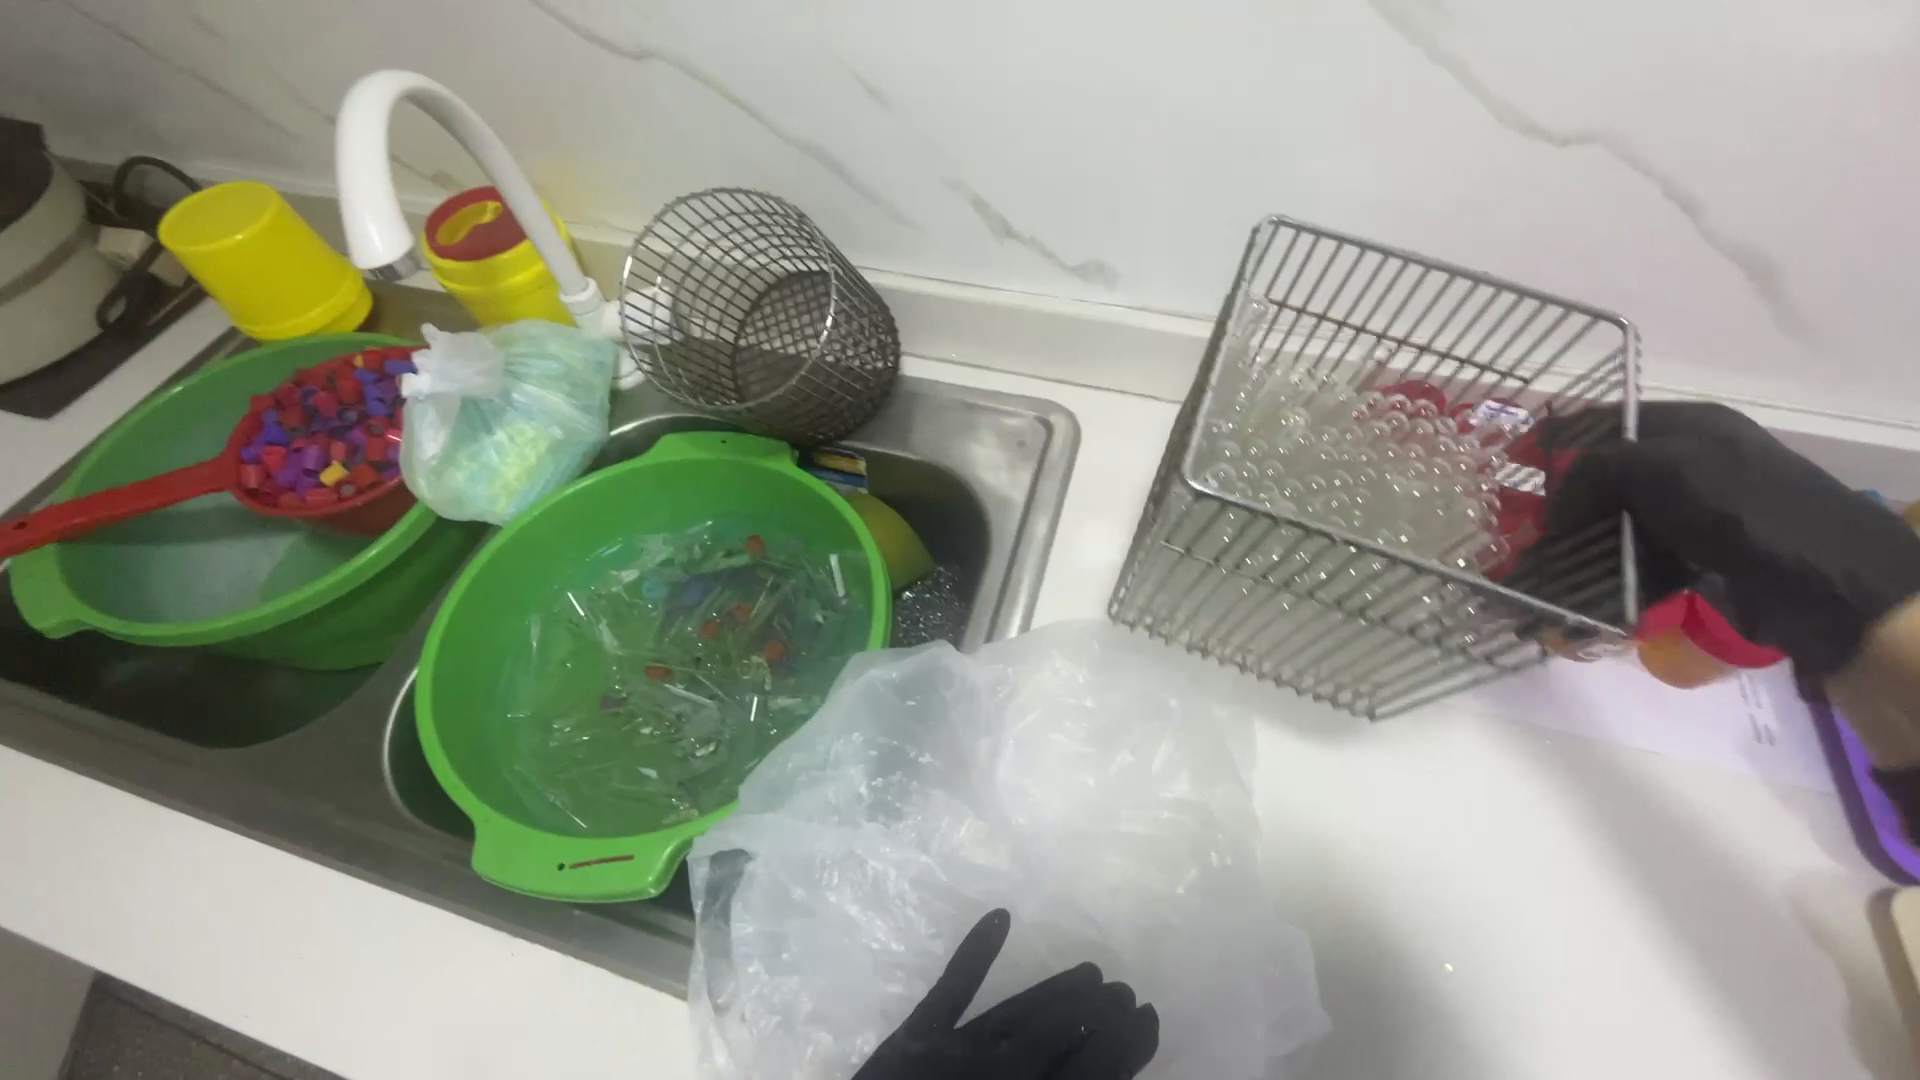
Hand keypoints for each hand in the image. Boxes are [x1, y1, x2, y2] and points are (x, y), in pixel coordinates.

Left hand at [853, 909, 1159, 1079]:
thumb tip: (1101, 1075)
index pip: (1092, 1072)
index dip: (1124, 1044)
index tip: (1145, 1016)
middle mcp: (1002, 1073)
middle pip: (1061, 1033)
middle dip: (1097, 1011)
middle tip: (1121, 989)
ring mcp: (957, 1050)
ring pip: (1020, 1010)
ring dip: (1057, 987)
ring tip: (1090, 969)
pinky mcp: (917, 1034)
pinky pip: (952, 985)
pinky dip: (976, 949)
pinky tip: (1001, 917)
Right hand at [1535, 401, 1919, 677]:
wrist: (1824, 583)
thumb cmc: (1741, 507)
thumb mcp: (1659, 468)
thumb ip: (1592, 471)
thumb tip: (1554, 508)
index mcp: (1687, 428)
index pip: (1603, 422)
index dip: (1554, 437)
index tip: (1509, 460)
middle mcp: (1687, 465)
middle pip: (1601, 477)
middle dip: (1556, 502)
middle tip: (1517, 524)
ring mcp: (1691, 514)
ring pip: (1610, 523)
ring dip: (1570, 546)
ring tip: (1532, 568)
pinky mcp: (1692, 557)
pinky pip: (1630, 561)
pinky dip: (1598, 576)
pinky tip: (1571, 592)